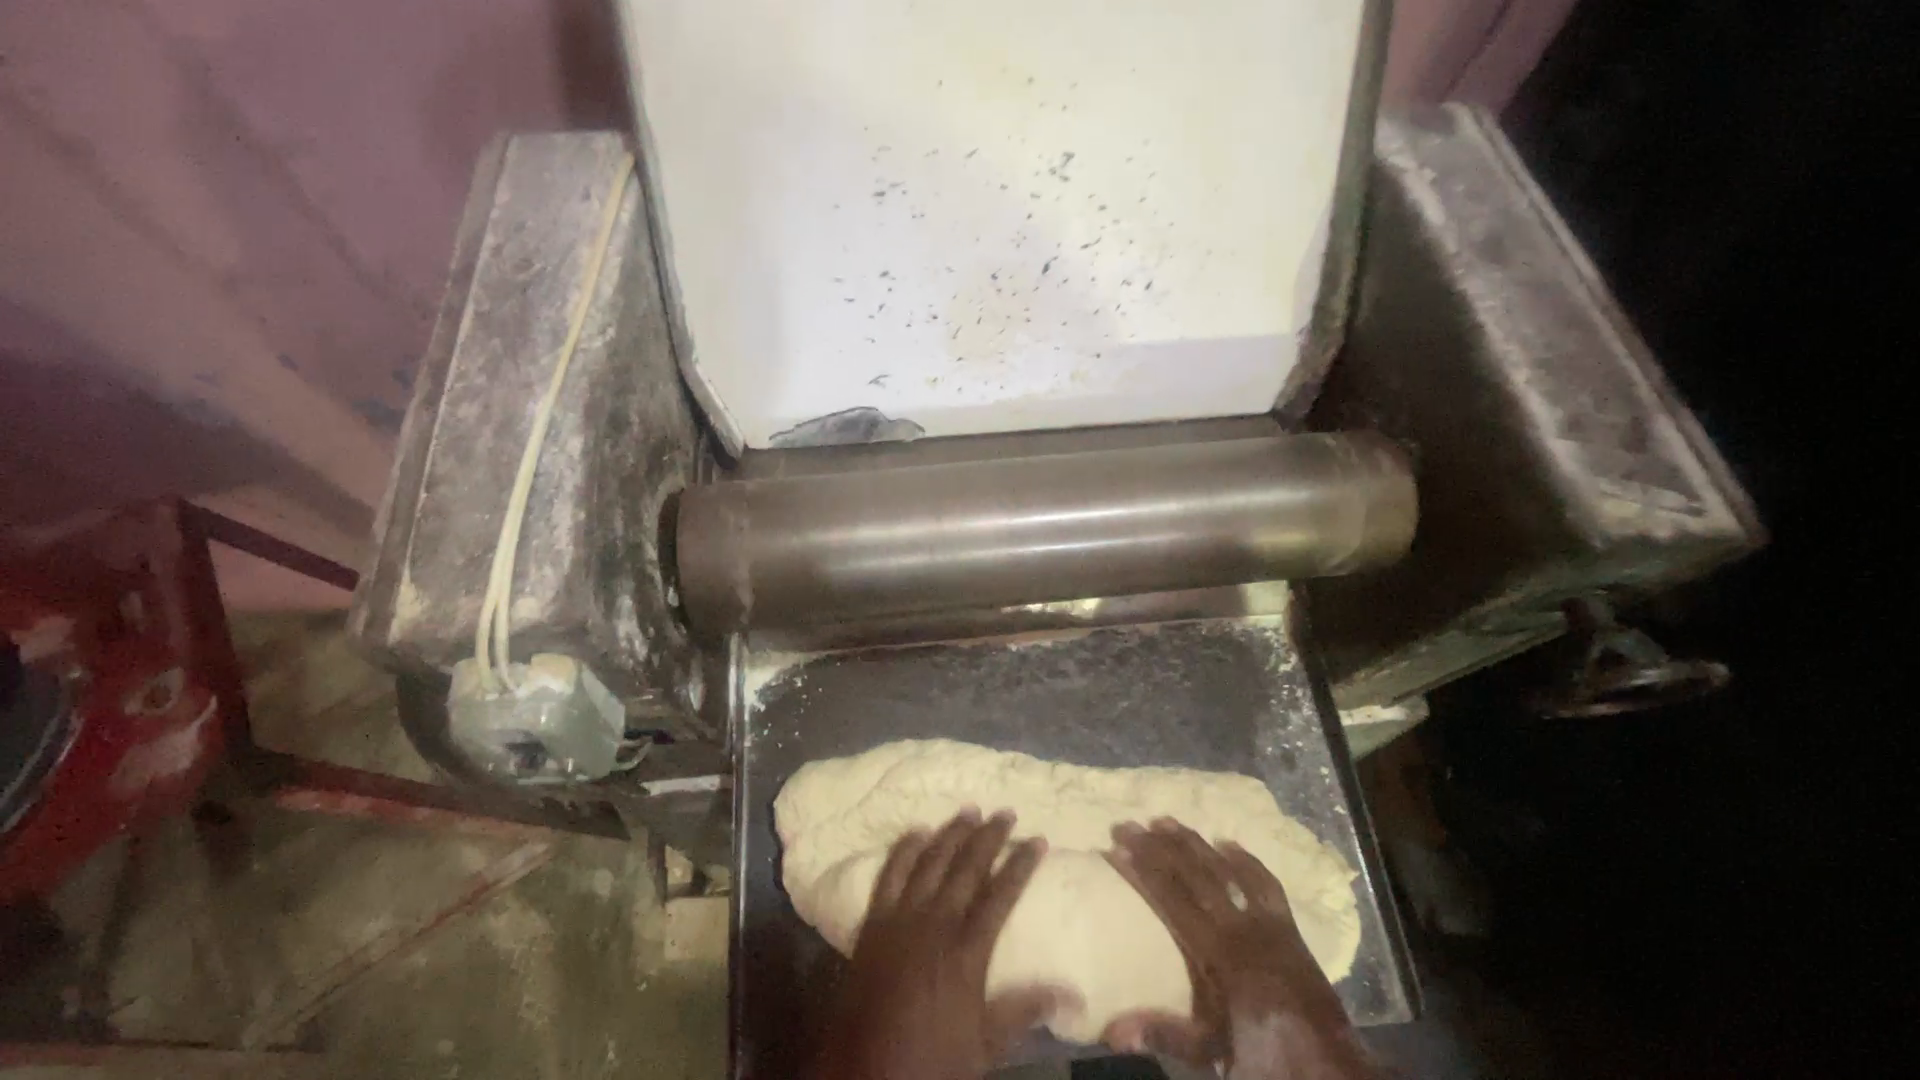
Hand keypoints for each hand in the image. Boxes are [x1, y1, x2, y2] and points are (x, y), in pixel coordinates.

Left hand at [811, 809, 1062, 1079]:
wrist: (864, 1073)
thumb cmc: (930, 1060)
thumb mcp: (985, 1044)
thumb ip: (1024, 1009)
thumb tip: (1073, 992)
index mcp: (967, 953)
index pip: (1001, 895)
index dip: (1020, 865)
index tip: (1037, 839)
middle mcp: (935, 925)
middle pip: (966, 869)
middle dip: (988, 838)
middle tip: (1005, 813)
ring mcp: (900, 920)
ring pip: (929, 863)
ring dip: (950, 834)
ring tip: (968, 811)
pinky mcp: (873, 924)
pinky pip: (888, 876)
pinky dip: (903, 850)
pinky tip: (915, 833)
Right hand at [1103, 818, 1370, 1078]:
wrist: (1332, 1070)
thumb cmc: (1266, 1058)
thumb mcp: (1213, 1053)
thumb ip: (1166, 1034)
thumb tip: (1114, 1031)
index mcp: (1221, 955)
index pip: (1173, 902)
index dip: (1144, 873)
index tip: (1117, 849)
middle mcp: (1244, 929)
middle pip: (1196, 877)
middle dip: (1160, 848)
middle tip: (1130, 825)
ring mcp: (1270, 925)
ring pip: (1228, 871)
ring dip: (1196, 844)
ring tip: (1168, 821)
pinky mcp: (1290, 929)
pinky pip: (1266, 884)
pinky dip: (1246, 861)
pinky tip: (1229, 845)